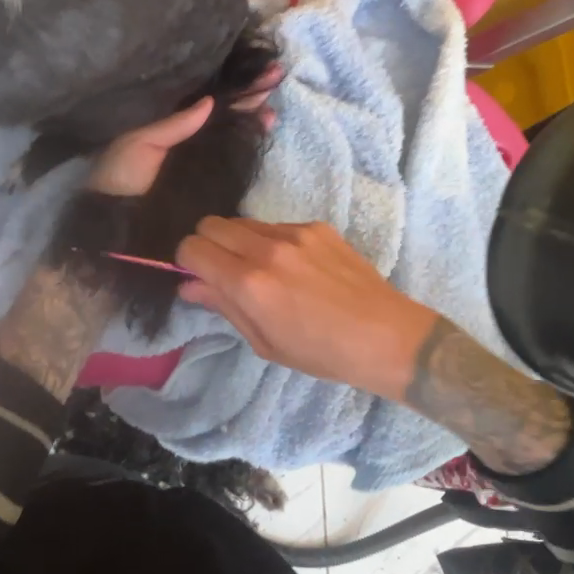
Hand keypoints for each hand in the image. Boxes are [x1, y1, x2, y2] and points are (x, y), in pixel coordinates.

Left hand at [85, 64, 282, 196]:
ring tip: (271, 110)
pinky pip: (231, 157)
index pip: (211, 98)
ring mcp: (201, 155)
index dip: (235, 85)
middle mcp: (191, 134)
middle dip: (253, 94)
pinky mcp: (207, 177)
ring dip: (255, 117)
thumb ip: (176, 124)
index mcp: (175, 121)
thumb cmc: (120, 168)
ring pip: (234, 130)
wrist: (111, 208)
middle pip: (228, 110)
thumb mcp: (144, 141)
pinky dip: (249, 143)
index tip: (260, 70)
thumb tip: (210, 100)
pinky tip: (263, 129)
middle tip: (277, 75)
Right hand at [174, 218, 436, 400]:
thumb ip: (223, 306)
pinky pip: (274, 225)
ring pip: (241, 221)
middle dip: (207, 244)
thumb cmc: (321, 352)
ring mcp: (294, 234)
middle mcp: (266, 250)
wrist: (387, 336)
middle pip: (211, 224)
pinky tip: (293, 267)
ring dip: (238, 241)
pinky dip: (269, 241)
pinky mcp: (316, 227)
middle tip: (222, 270)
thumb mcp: (263, 341)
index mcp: (249, 283)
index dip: (187, 261)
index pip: (192, 247)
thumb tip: (188, 285)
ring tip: (259, 269)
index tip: (198, 276)